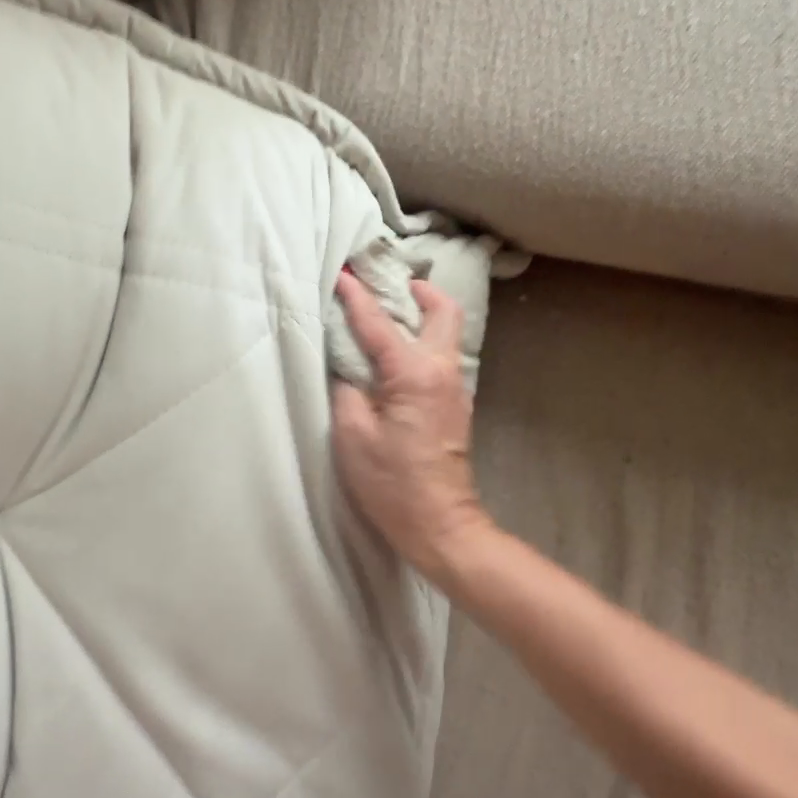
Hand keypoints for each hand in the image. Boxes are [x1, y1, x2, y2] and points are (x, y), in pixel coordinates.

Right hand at [331, 271, 492, 585]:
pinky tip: (397, 355)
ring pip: (447, 333)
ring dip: (423, 315)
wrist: (441, 524)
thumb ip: (347, 390)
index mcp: (415, 373)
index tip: (341, 272)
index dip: (356, 295)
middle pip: (443, 311)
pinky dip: (423, 341)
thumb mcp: (352, 435)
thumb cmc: (392, 483)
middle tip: (390, 284)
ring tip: (390, 313)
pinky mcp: (456, 405)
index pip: (379, 322)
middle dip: (418, 290)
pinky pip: (441, 357)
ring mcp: (456, 388)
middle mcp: (443, 371)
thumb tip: (348, 367)